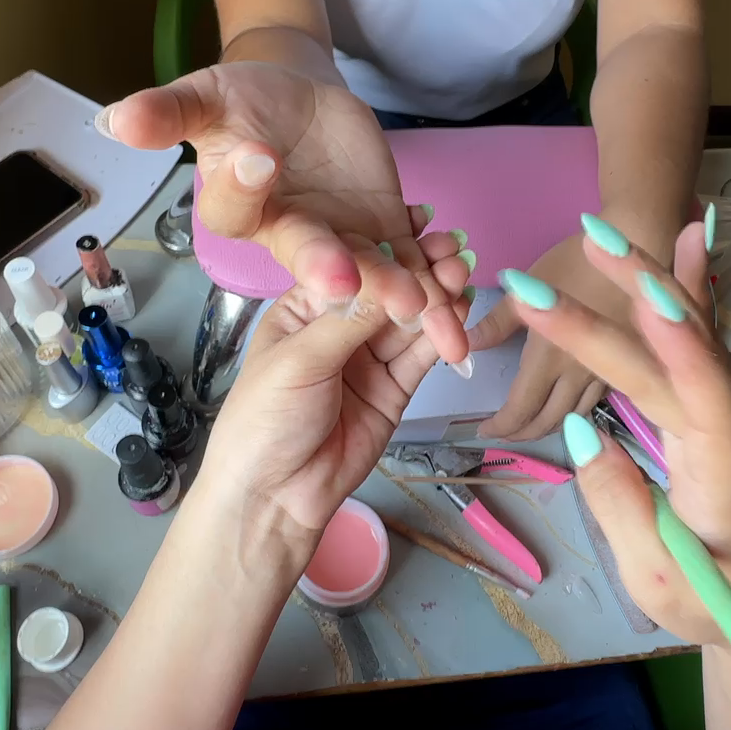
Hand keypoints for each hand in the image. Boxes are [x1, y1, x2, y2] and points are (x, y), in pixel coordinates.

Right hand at [100, 61, 468, 363]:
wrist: (300, 97)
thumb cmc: (246, 97)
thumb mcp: (205, 97)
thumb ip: (169, 111)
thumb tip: (112, 119)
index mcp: (244, 208)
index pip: (237, 208)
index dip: (245, 187)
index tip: (257, 156)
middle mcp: (292, 234)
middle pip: (308, 254)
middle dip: (329, 267)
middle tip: (347, 281)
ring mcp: (343, 239)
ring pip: (367, 272)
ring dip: (394, 294)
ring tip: (423, 314)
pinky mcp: (385, 233)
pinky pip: (411, 264)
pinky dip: (435, 291)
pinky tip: (457, 326)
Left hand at [199, 221, 471, 533]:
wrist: (275, 495)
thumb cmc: (267, 417)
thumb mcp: (300, 360)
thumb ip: (350, 321)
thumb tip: (398, 280)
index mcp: (304, 308)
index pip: (351, 272)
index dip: (386, 254)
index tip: (419, 234)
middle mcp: (339, 326)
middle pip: (386, 293)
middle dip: (419, 273)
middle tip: (453, 253)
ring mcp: (369, 357)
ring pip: (409, 321)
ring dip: (437, 300)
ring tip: (463, 275)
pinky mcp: (394, 387)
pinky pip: (421, 355)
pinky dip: (442, 335)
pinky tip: (461, 312)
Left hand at [468, 232, 625, 440]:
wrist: (639, 248)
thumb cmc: (576, 264)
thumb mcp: (528, 288)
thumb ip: (497, 323)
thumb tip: (466, 346)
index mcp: (550, 357)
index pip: (521, 409)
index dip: (501, 426)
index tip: (483, 431)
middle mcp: (579, 375)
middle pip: (548, 421)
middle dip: (522, 433)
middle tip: (503, 432)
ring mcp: (607, 373)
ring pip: (575, 417)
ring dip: (550, 427)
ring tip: (529, 425)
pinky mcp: (627, 365)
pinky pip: (596, 402)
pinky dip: (576, 413)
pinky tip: (568, 408)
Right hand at [495, 217, 730, 644]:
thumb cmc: (712, 598)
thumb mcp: (658, 579)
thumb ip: (621, 506)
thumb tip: (577, 430)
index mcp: (726, 478)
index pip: (704, 403)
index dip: (679, 348)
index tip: (646, 296)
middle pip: (682, 354)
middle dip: (626, 301)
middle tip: (572, 253)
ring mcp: (723, 407)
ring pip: (688, 333)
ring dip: (648, 276)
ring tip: (605, 231)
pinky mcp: (710, 398)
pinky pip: (696, 335)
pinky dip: (689, 284)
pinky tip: (689, 240)